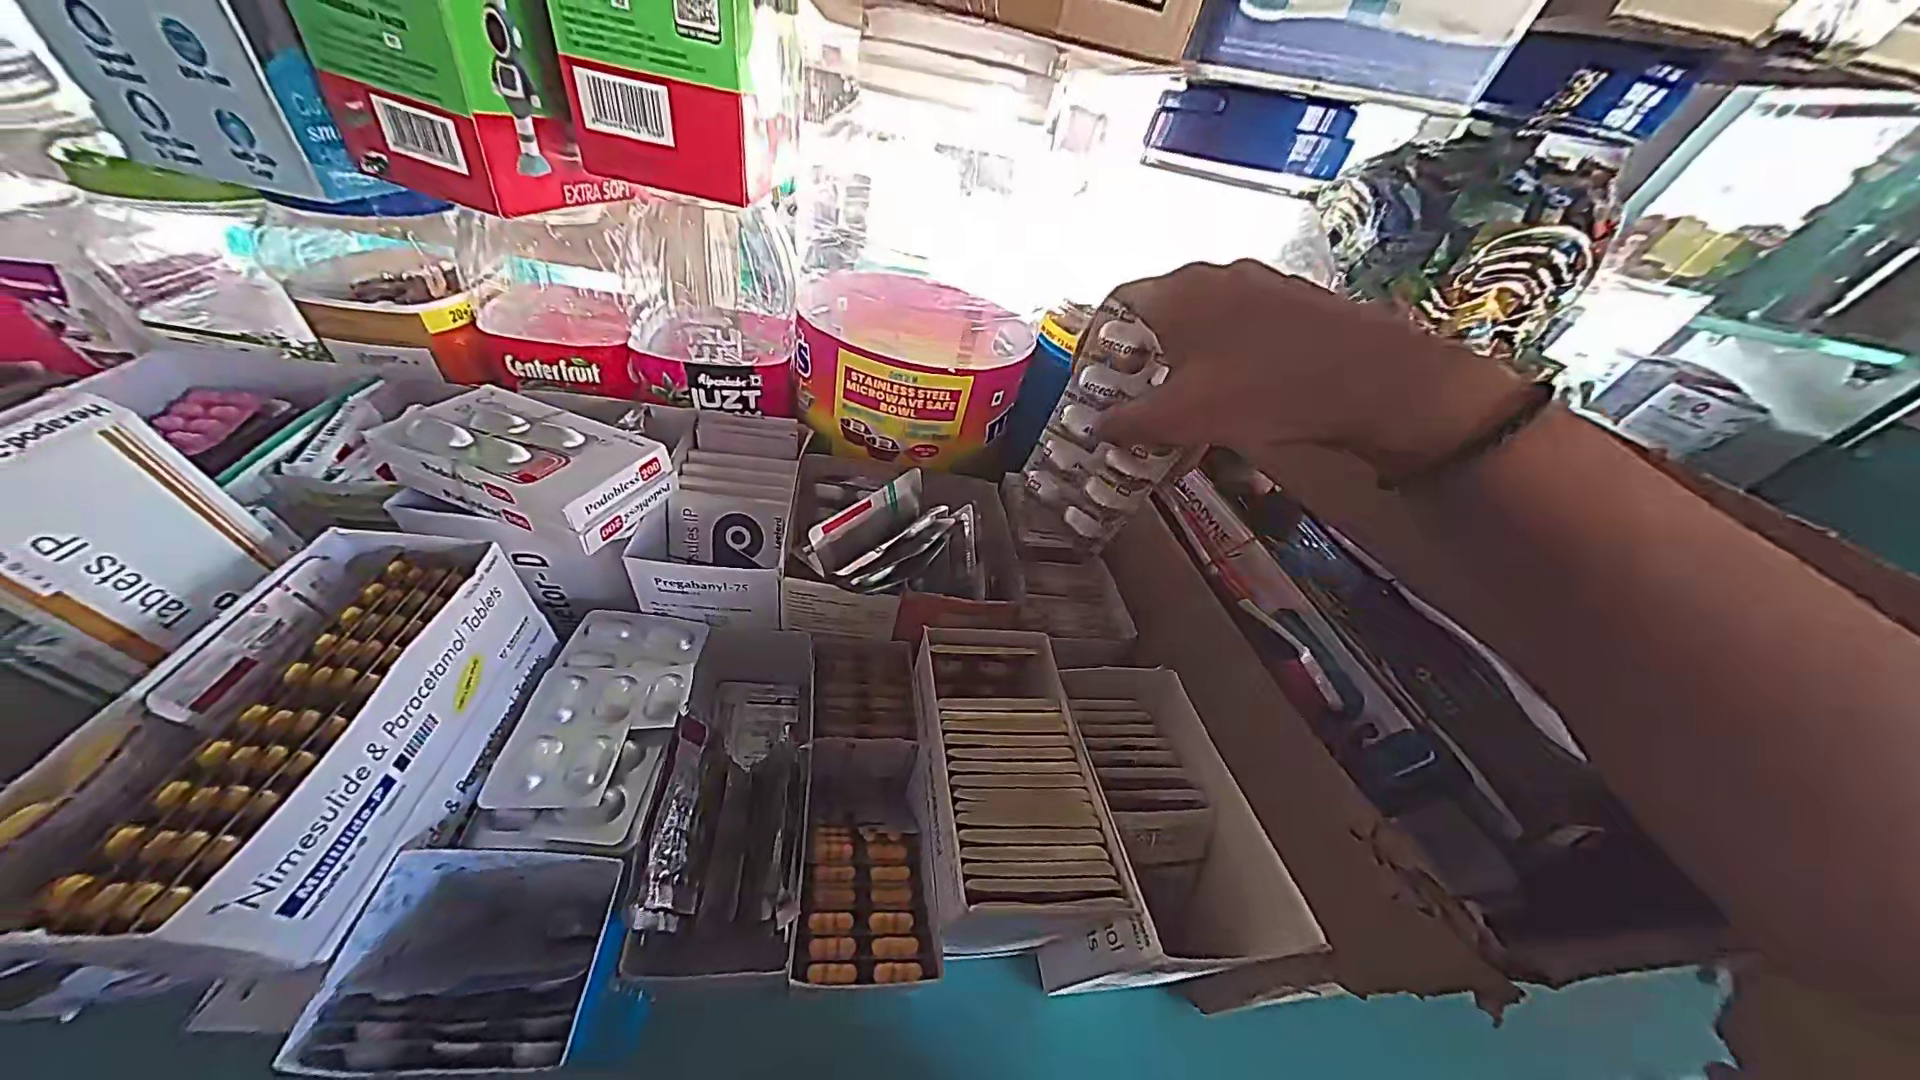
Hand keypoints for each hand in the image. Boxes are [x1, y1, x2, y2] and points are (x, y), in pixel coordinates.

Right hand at [1094, 260, 1536, 479]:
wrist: (1374, 381)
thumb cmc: (1261, 392)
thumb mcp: (1182, 417)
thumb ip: (1130, 421)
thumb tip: (1096, 428)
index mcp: (1178, 291)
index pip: (1117, 302)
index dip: (1100, 339)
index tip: (1099, 374)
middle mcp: (1216, 273)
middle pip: (1160, 309)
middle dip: (1144, 351)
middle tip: (1138, 391)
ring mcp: (1260, 281)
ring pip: (1203, 315)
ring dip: (1186, 351)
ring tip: (1185, 393)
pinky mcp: (1295, 298)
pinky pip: (1240, 322)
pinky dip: (1225, 349)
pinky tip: (1236, 384)